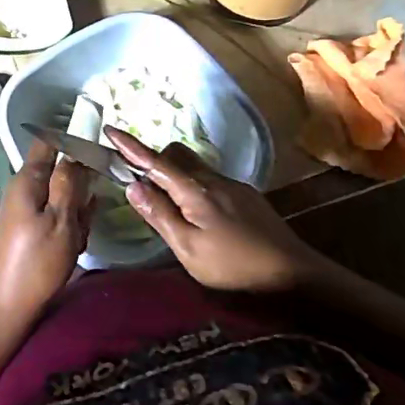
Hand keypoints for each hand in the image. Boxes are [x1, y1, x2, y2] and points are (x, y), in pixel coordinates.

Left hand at [0, 141, 93, 317]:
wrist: (11, 304)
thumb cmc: (38, 261)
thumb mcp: (61, 219)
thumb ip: (69, 182)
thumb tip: (76, 151)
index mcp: (28, 179)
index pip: (49, 141)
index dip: (73, 138)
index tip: (97, 147)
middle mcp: (25, 187)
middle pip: (60, 170)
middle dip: (80, 187)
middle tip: (85, 211)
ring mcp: (27, 207)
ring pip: (63, 195)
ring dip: (77, 212)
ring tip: (77, 236)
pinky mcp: (33, 226)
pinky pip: (58, 215)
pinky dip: (70, 227)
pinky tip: (72, 246)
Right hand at [105, 126, 327, 293]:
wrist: (295, 275)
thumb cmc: (234, 267)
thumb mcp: (188, 249)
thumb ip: (160, 215)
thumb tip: (132, 186)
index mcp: (195, 191)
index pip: (155, 161)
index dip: (131, 146)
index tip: (110, 129)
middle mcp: (213, 179)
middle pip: (176, 155)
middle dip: (154, 159)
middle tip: (140, 181)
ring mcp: (233, 186)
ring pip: (195, 168)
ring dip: (176, 175)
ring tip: (170, 206)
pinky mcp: (247, 197)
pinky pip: (211, 180)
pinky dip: (195, 187)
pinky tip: (201, 217)